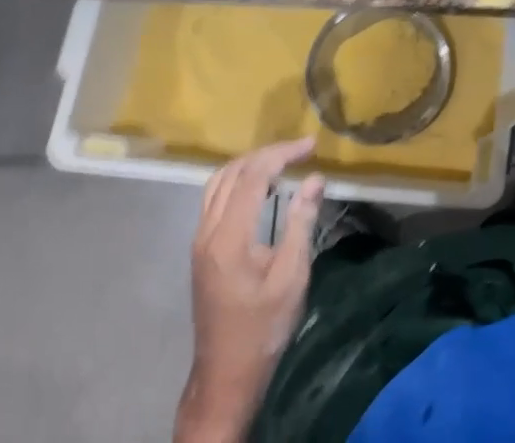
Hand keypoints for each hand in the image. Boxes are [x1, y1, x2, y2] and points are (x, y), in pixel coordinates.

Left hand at [189, 139, 325, 383]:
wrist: (227, 369)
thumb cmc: (265, 325)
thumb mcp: (292, 275)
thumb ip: (301, 223)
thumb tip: (315, 179)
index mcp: (229, 237)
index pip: (253, 177)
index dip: (282, 154)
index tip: (312, 145)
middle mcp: (207, 232)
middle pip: (232, 173)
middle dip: (266, 154)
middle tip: (301, 149)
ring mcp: (199, 241)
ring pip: (218, 183)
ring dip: (249, 166)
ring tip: (283, 162)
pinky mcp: (201, 249)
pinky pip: (215, 199)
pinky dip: (239, 182)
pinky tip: (262, 189)